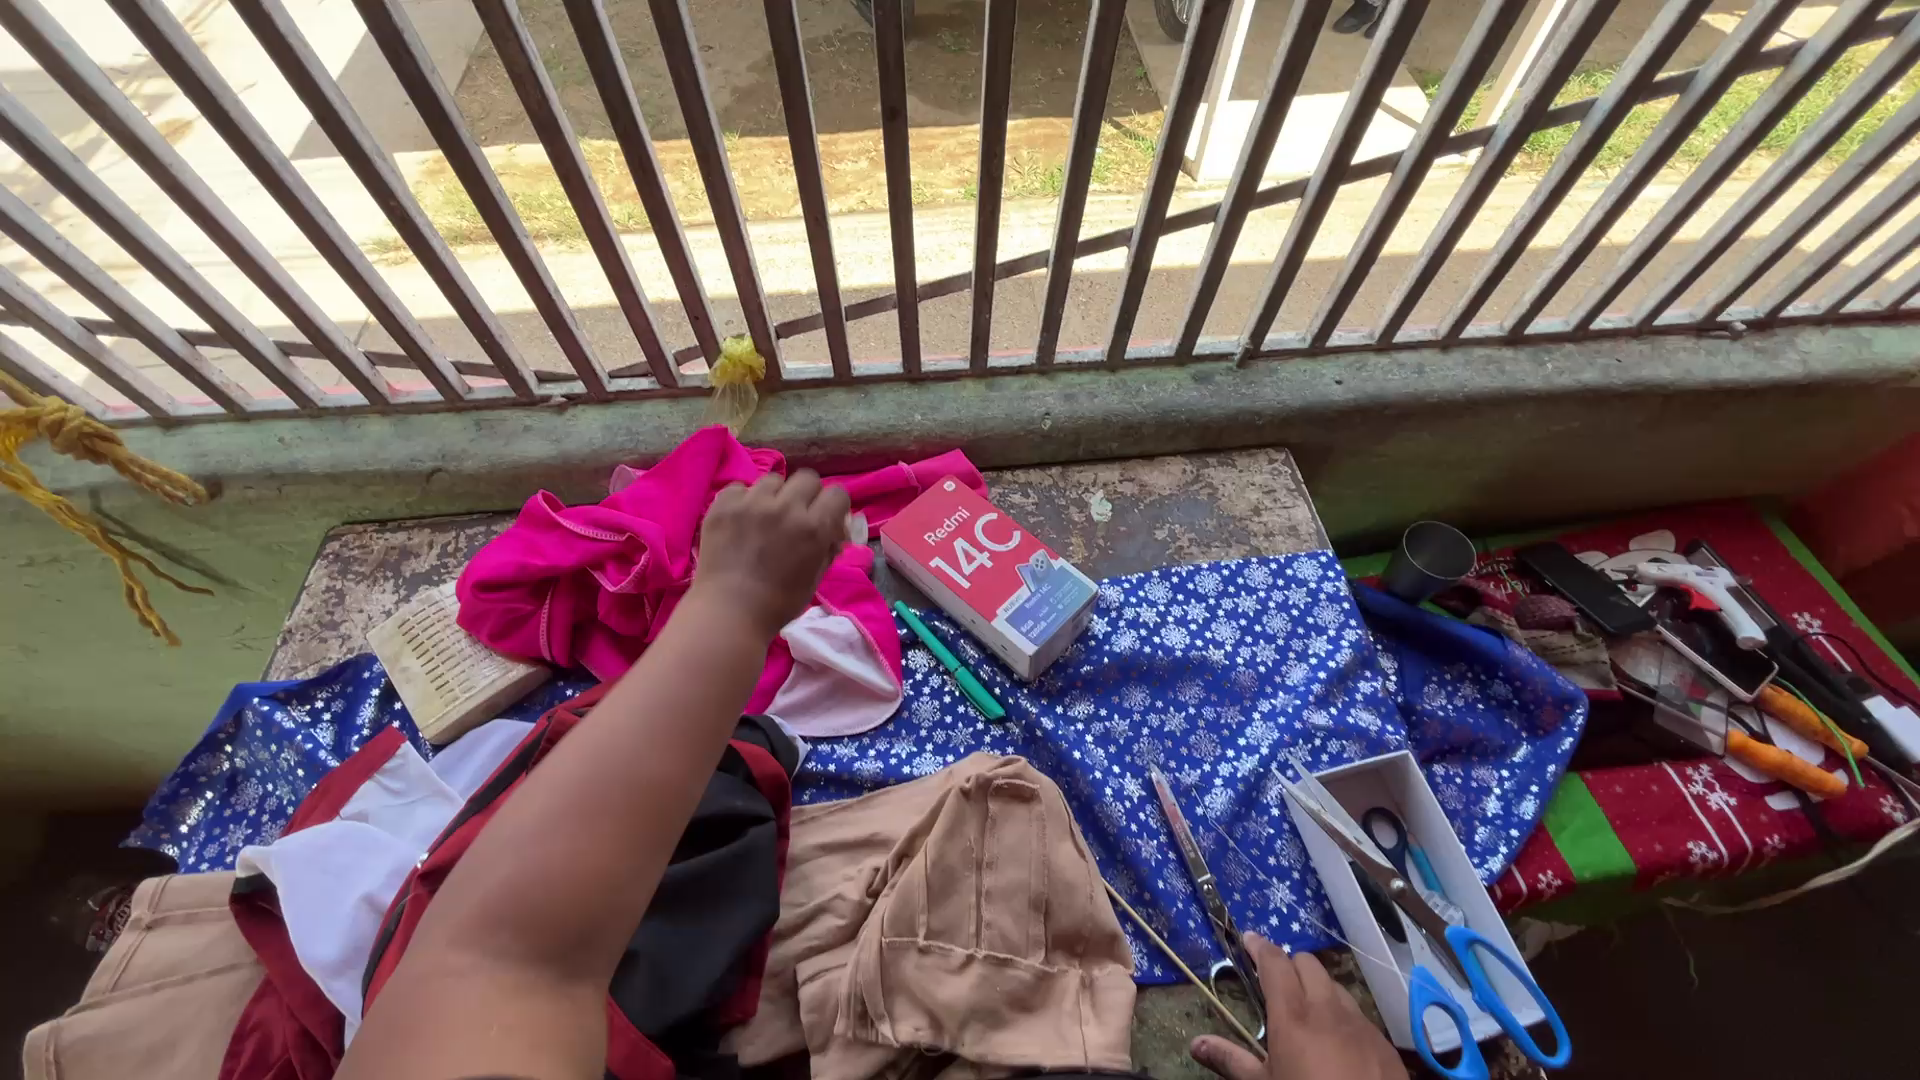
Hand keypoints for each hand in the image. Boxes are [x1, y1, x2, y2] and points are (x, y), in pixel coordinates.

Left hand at [693, 470, 851, 636]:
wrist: (728, 613)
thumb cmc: (778, 603)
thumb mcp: (816, 577)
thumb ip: (828, 547)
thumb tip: (833, 530)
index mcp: (814, 527)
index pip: (838, 493)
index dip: (834, 505)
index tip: (826, 516)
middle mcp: (786, 507)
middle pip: (807, 478)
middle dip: (807, 494)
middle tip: (796, 514)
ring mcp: (752, 503)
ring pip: (773, 480)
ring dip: (774, 495)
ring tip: (764, 515)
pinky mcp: (723, 505)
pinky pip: (740, 487)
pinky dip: (743, 500)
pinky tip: (740, 519)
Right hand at [1191, 933, 1404, 1079]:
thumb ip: (1231, 1060)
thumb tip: (1195, 1043)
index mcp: (1292, 1015)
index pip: (1274, 961)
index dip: (1259, 946)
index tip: (1248, 940)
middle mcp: (1327, 1009)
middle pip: (1307, 962)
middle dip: (1289, 964)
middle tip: (1276, 984)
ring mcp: (1361, 1025)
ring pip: (1336, 986)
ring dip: (1318, 989)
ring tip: (1309, 1015)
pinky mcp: (1385, 1046)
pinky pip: (1360, 1016)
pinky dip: (1344, 1018)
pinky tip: (1340, 1046)